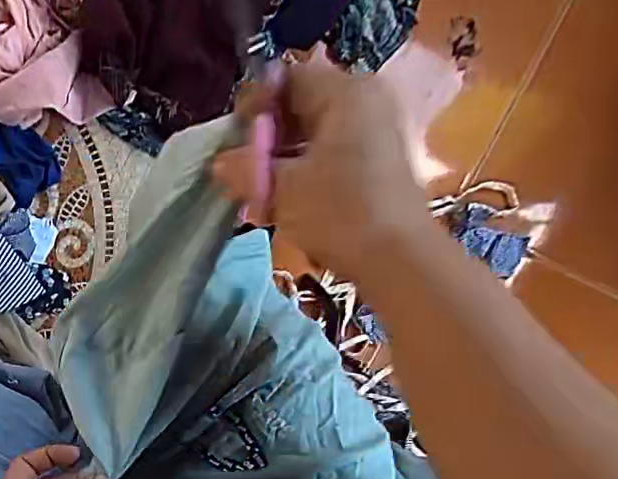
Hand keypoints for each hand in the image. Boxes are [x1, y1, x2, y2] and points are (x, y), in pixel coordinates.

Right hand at [211, 60, 422, 278]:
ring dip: (283, 165)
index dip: (255, 108)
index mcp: (346, 92)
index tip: (235, 143)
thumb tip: (220, 163)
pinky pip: (333, 159)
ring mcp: (379, 134)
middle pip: (303, 109)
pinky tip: (288, 207)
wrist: (397, 259)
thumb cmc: (339, 214)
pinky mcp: (382, 167)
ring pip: (316, 139)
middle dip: (268, 143)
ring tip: (261, 200)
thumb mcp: (283, 191)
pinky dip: (306, 177)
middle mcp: (367, 101)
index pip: (289, 79)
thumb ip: (247, 170)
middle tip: (244, 176)